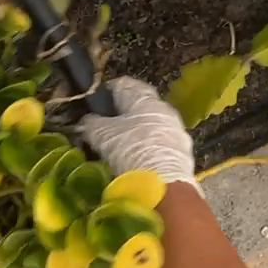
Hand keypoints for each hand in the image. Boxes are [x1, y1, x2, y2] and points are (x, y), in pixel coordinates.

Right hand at [78, 77, 196, 189]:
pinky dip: (146, 149)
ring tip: (119, 148)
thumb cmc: (130, 149)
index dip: (106, 91)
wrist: (162, 183)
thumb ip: (90, 123)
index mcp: (145, 98)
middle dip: (121, 114)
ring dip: (135, 133)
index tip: (94, 101)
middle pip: (139, 106)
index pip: (123, 84)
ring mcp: (176, 131)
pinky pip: (158, 144)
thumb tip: (86, 120)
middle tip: (104, 127)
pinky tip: (136, 161)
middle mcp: (164, 109)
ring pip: (150, 126)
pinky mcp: (182, 152)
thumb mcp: (101, 134)